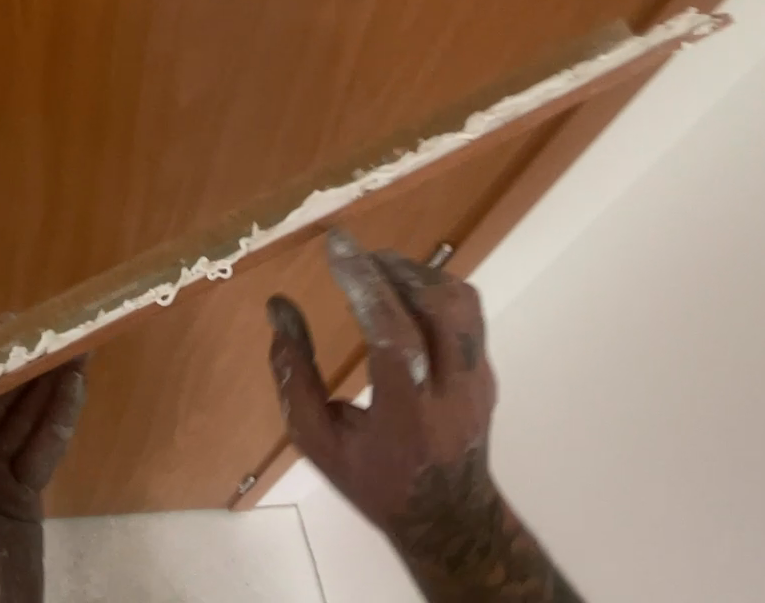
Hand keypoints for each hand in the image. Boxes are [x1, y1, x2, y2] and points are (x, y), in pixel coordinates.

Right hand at [266, 231, 492, 530]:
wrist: (451, 521)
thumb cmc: (373, 479)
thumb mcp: (316, 439)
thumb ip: (294, 374)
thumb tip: (278, 307)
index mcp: (407, 414)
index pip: (393, 334)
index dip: (364, 283)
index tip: (336, 243)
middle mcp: (452, 392)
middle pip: (439, 308)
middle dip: (393, 268)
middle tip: (353, 255)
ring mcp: (477, 381)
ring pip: (461, 303)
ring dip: (415, 273)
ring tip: (376, 268)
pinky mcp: (486, 372)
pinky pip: (466, 313)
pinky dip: (431, 289)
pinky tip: (400, 293)